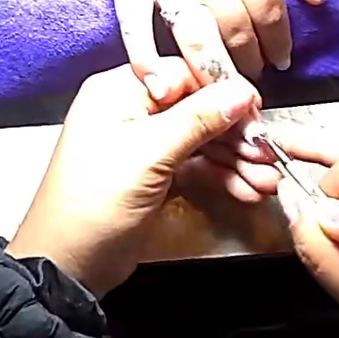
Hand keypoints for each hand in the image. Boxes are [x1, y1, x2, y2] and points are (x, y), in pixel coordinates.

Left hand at [9, 62, 262, 295]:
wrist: (70, 263)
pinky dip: (221, 176)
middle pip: (194, 107)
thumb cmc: (96, 199)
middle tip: (268, 153)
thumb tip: (241, 92)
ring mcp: (144, 143)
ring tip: (267, 180)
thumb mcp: (147, 154)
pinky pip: (194, 165)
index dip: (221, 90)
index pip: (179, 74)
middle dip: (233, 131)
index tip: (258, 111)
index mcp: (118, 90)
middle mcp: (131, 109)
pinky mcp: (154, 174)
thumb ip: (196, 120)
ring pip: (199, 139)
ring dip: (235, 159)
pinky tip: (249, 191)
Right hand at [98, 0, 324, 88]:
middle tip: (251, 85)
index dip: (279, 47)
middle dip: (250, 67)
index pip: (270, 14)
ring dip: (213, 74)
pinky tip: (160, 85)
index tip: (279, 64)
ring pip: (196, 41)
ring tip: (219, 94)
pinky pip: (137, 32)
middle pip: (237, 35)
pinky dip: (147, 62)